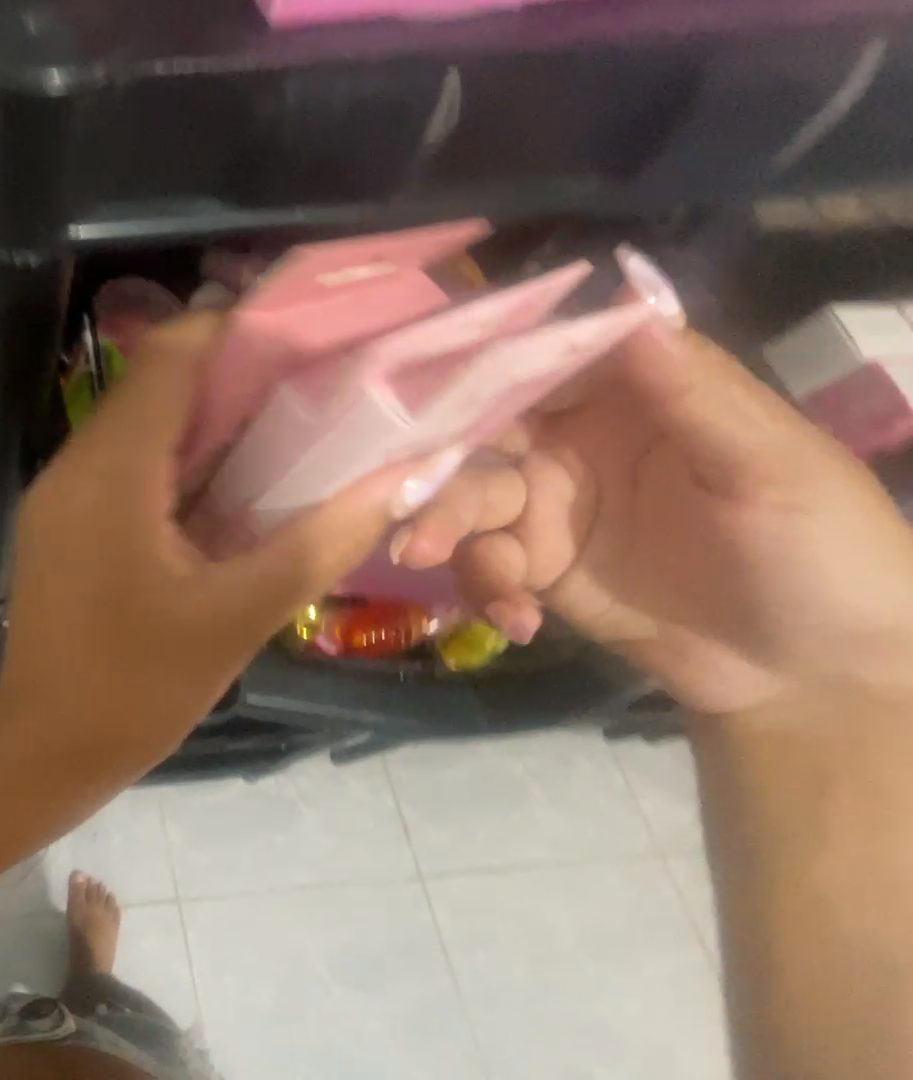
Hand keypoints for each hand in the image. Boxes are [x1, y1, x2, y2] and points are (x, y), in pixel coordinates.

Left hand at [0, 313, 421, 770]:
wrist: (48, 744)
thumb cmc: (137, 687)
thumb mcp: (239, 615)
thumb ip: (322, 539)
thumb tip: (405, 476)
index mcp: (111, 472)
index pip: (171, 356)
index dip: (241, 331)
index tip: (314, 343)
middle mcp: (75, 465)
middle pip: (156, 384)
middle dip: (237, 377)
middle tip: (322, 389)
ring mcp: (61, 494)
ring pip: (140, 425)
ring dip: (209, 422)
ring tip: (293, 432)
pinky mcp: (63, 523)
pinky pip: (124, 466)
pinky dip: (178, 462)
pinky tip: (233, 487)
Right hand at [396, 319, 912, 714]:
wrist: (811, 674)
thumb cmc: (822, 549)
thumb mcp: (769, 467)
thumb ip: (689, 393)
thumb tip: (623, 303)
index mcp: (629, 401)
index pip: (537, 365)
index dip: (480, 371)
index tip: (420, 385)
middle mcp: (570, 446)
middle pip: (478, 437)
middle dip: (433, 464)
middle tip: (397, 490)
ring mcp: (544, 510)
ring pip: (464, 503)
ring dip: (443, 530)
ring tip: (438, 562)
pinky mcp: (531, 569)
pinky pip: (480, 567)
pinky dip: (487, 592)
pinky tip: (521, 623)